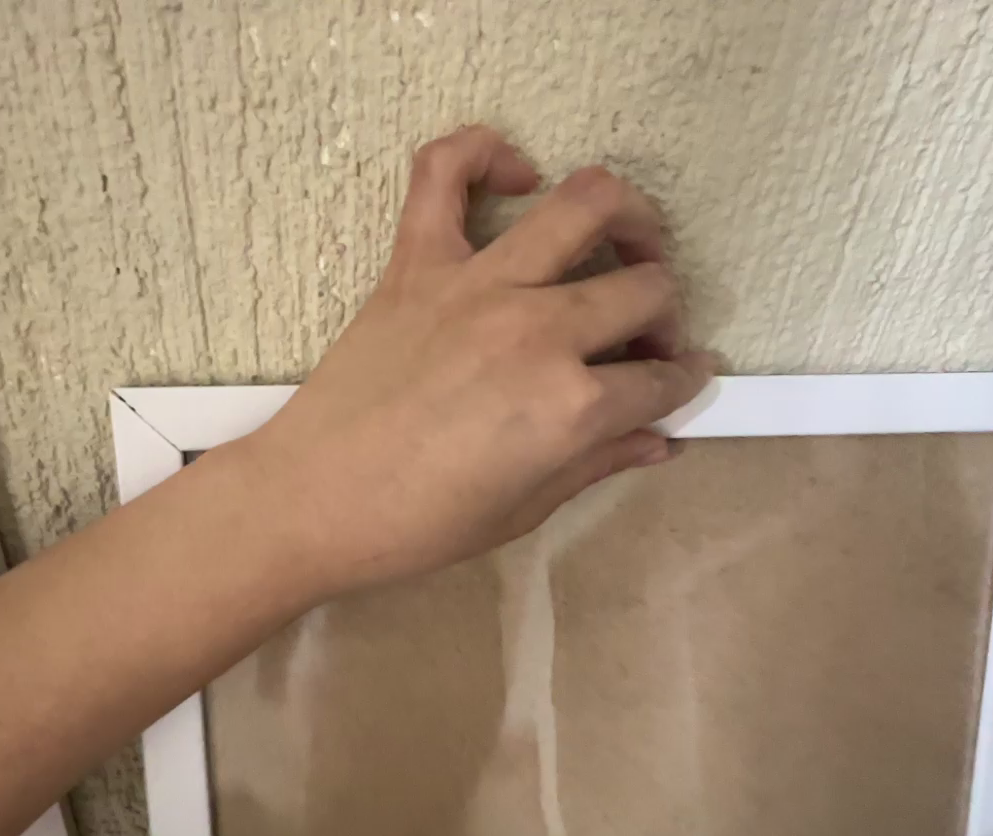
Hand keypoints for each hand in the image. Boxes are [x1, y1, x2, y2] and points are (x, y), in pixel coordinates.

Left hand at [231, 125, 716, 594]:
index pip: (660, 382)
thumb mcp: (519, 513)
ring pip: (584, 204)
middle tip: (646, 340)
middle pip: (644, 289)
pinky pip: (446, 170)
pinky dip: (484, 151)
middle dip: (667, 316)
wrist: (310, 501)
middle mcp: (538, 331)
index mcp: (569, 408)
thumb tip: (658, 443)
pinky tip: (515, 176)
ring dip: (629, 216)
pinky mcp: (416, 263)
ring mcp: (476, 286)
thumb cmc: (415, 526)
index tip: (682, 382)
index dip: (681, 384)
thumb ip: (595, 465)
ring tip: (627, 242)